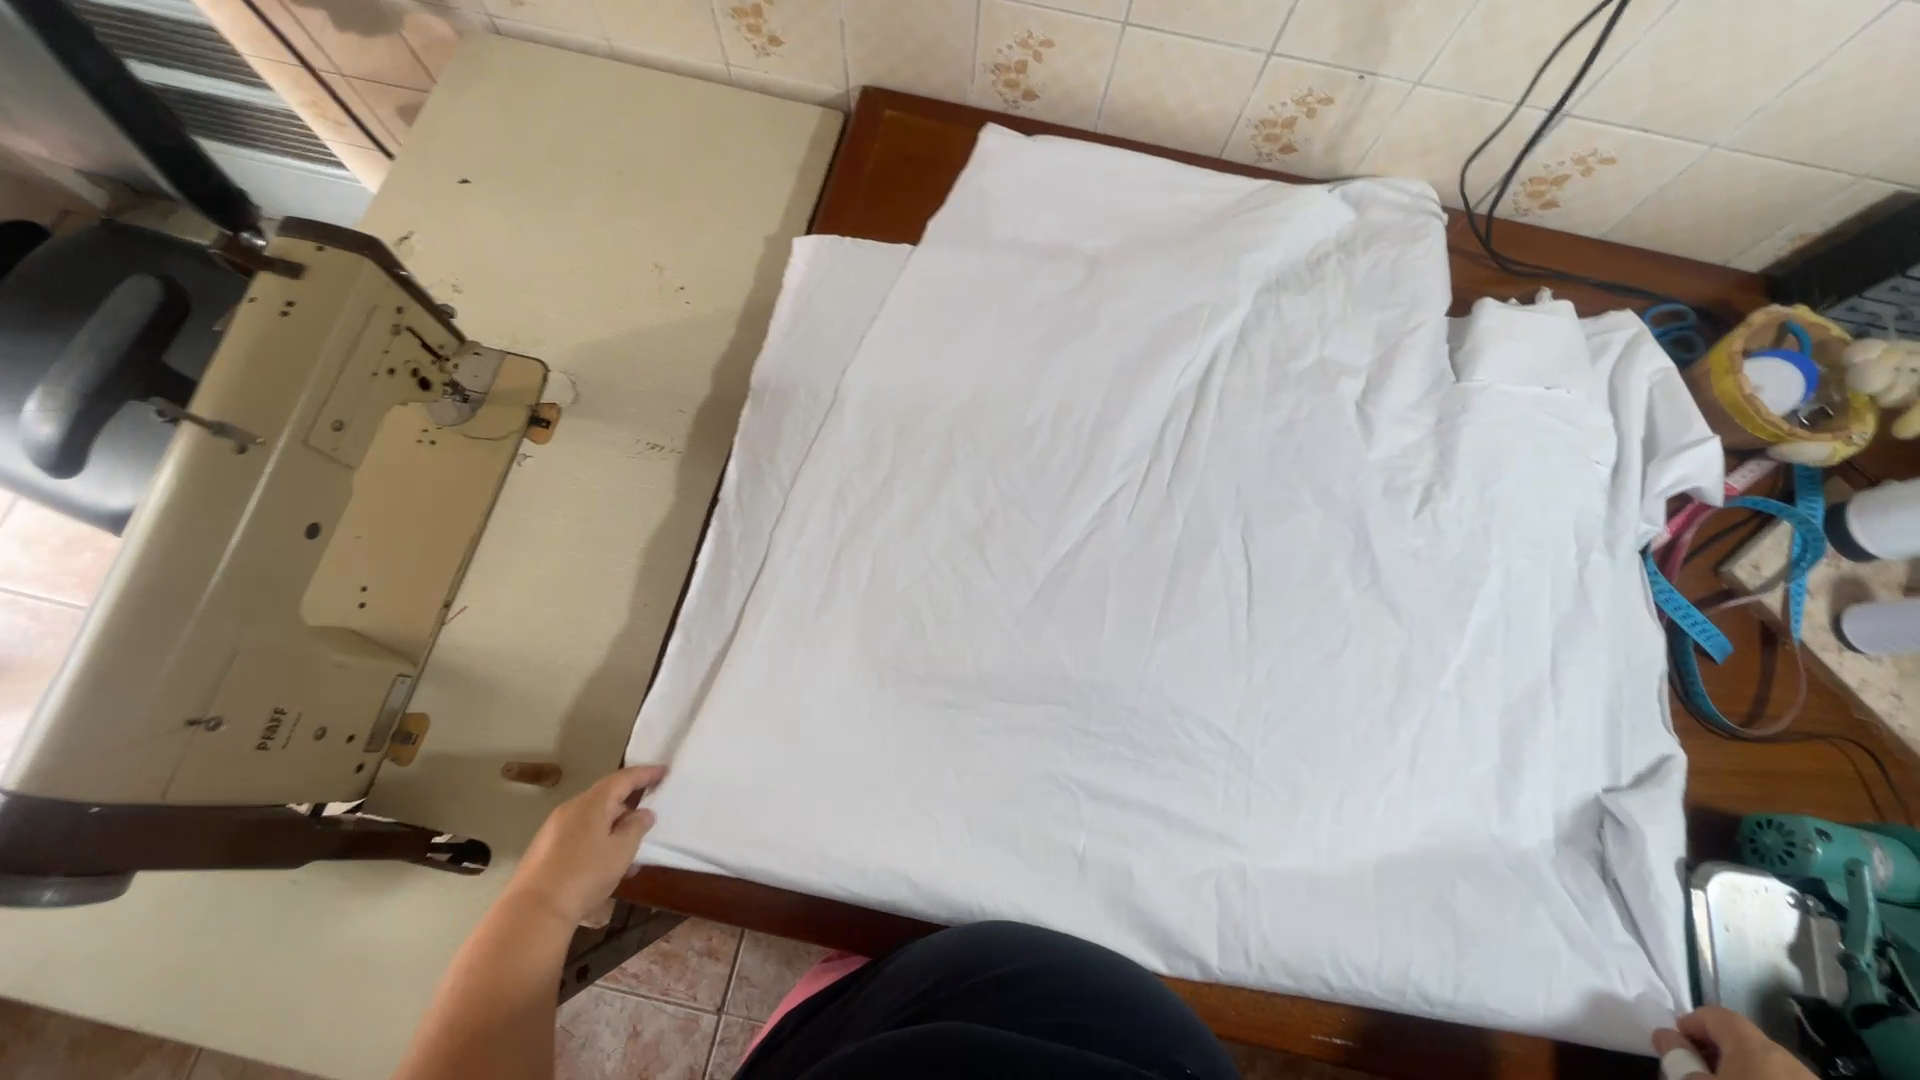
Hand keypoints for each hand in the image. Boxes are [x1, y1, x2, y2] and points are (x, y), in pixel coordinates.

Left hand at [501, 764, 664, 926]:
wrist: (534, 912)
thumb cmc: (584, 875)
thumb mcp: (621, 851)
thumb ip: (636, 827)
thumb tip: (643, 813)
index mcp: (591, 804)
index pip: (623, 779)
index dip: (645, 774)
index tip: (663, 771)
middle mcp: (570, 810)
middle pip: (605, 799)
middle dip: (628, 807)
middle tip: (648, 820)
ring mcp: (554, 830)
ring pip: (592, 820)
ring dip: (614, 830)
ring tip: (631, 852)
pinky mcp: (545, 850)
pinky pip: (580, 836)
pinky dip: (598, 842)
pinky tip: (607, 867)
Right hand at [1653, 1007, 1816, 1079]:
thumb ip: (1676, 1056)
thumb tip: (1668, 1036)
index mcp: (1755, 1048)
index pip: (1716, 1015)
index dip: (1689, 1024)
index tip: (1677, 1049)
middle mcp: (1789, 1061)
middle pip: (1743, 1041)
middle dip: (1716, 1052)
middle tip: (1698, 1074)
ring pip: (1767, 1067)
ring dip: (1742, 1074)